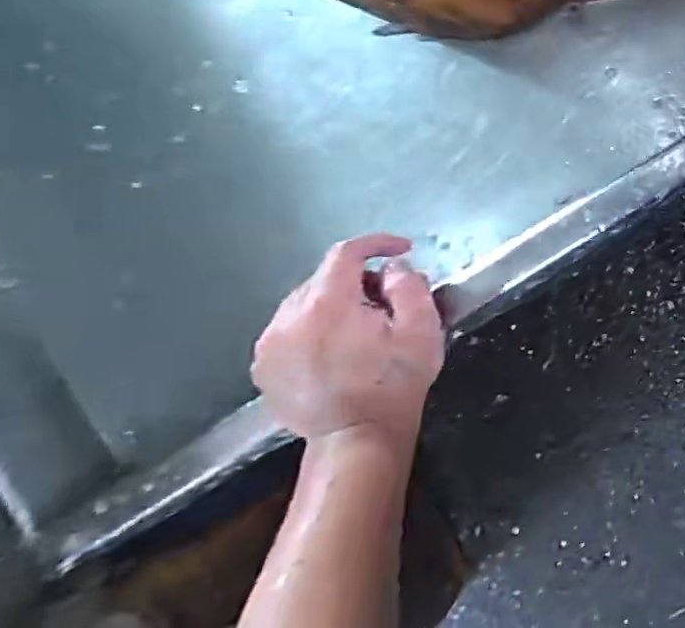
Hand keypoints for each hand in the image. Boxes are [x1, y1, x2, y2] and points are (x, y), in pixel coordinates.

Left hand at [251, 233, 444, 446]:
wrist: (356, 441)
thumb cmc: (394, 383)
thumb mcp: (421, 328)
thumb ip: (409, 285)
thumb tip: (392, 267)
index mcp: (327, 303)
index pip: (346, 252)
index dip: (376, 244)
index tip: (402, 250)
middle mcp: (288, 317)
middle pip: (325, 277)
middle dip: (358, 279)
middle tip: (387, 300)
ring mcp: (270, 344)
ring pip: (306, 301)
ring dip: (335, 302)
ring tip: (361, 327)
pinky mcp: (263, 367)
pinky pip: (291, 327)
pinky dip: (314, 325)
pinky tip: (336, 347)